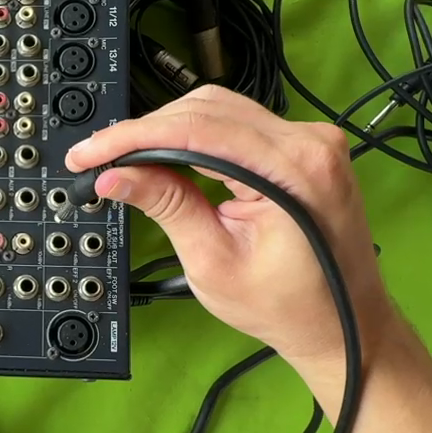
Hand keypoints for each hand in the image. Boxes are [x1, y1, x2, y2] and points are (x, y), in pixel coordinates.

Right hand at [66, 86, 398, 398]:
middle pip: (204, 109)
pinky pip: (235, 125)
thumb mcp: (211, 260)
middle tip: (96, 158)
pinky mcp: (300, 147)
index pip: (194, 129)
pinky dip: (190, 136)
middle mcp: (308, 141)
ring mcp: (308, 140)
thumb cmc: (286, 305)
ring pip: (216, 109)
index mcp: (293, 168)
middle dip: (142, 130)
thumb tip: (116, 176)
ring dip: (163, 130)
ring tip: (122, 158)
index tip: (88, 154)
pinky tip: (161, 155)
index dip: (131, 137)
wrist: (343, 324)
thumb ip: (166, 205)